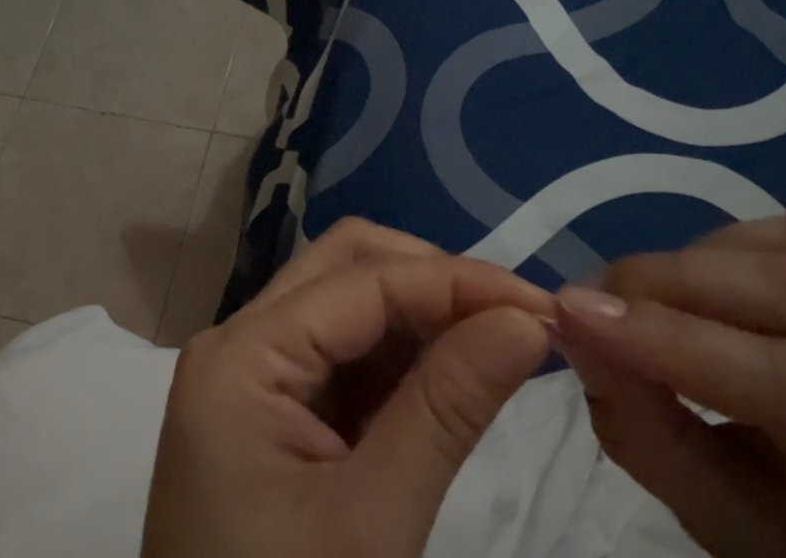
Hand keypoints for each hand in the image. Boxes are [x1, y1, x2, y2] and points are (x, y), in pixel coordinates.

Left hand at [142, 218, 554, 557]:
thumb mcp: (373, 517)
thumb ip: (448, 408)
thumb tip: (528, 319)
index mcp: (242, 357)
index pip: (363, 279)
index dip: (458, 280)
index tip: (545, 305)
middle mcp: (239, 345)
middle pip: (346, 267)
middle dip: (435, 281)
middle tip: (516, 320)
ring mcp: (252, 377)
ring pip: (347, 304)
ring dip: (424, 315)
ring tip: (498, 343)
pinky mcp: (272, 414)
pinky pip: (343, 357)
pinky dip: (402, 358)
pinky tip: (452, 376)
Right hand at [553, 210, 785, 557]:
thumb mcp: (727, 530)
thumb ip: (647, 431)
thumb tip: (577, 328)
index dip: (674, 341)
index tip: (572, 314)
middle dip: (677, 282)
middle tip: (591, 298)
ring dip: (708, 256)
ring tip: (647, 295)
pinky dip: (745, 242)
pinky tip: (709, 278)